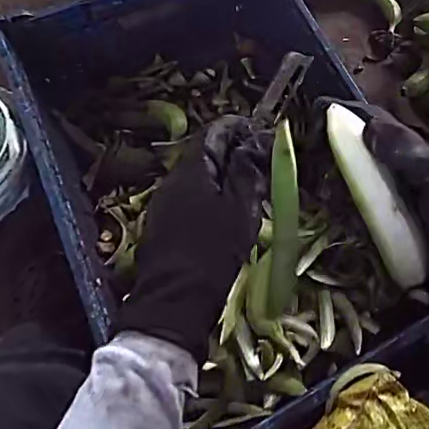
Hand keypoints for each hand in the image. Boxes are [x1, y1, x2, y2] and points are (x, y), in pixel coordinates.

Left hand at [114, 116, 267, 360]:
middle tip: (264, 159)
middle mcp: (173, 180)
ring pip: (200, 176)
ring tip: (253, 184)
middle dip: (234, 151)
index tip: (263, 133)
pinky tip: (231, 209)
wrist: (175, 301)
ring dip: (225, 174)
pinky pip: (193, 196)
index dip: (240, 127)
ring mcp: (165, 203)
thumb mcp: (241, 207)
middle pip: (205, 153)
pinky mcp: (165, 224)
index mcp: (192, 169)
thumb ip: (247, 169)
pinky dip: (215, 193)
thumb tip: (256, 140)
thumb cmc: (214, 250)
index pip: (215, 132)